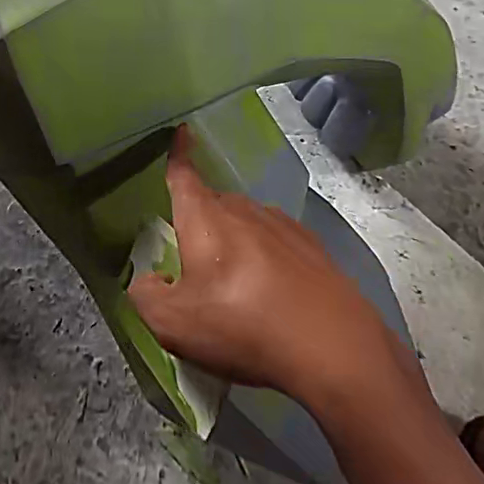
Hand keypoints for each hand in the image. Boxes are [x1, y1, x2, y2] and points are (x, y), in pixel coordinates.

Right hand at [128, 128, 412, 411]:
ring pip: (247, 225)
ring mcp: (285, 228)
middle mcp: (244, 211)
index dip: (179, 154)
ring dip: (236, 245)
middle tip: (196, 264)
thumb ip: (145, 295)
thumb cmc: (243, 326)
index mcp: (204, 217)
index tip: (182, 131)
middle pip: (213, 205)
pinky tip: (275, 298)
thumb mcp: (172, 322)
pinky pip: (279, 245)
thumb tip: (151, 280)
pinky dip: (269, 261)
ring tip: (238, 290)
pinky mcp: (317, 251)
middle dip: (201, 224)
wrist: (337, 351)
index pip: (184, 176)